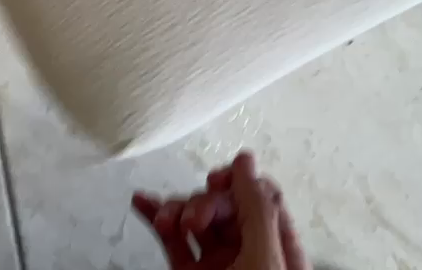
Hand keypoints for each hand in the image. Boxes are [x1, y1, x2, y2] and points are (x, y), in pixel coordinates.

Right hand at [132, 153, 309, 269]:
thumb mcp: (265, 261)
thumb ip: (256, 210)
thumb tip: (246, 163)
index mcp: (278, 251)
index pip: (260, 198)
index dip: (237, 184)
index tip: (216, 184)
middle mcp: (249, 255)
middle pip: (223, 204)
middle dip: (202, 203)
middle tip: (193, 219)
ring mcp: (217, 266)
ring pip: (193, 218)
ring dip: (174, 208)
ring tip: (165, 219)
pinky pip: (171, 238)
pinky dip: (155, 217)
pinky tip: (143, 203)